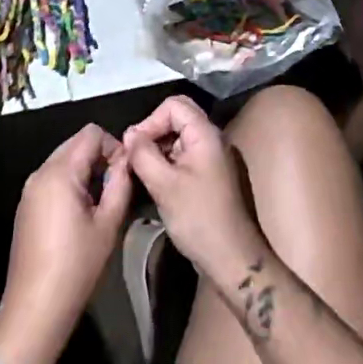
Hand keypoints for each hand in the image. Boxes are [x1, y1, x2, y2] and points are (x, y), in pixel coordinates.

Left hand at [0, 125, 132, 363]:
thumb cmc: (76, 265)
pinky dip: (71, 183)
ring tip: (100, 203)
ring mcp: (30, 188)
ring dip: (86, 171)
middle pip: (76, 143)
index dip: (113, 146)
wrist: (35, 308)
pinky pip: (53, 177)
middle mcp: (40, 172)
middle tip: (114, 189)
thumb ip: (121, 184)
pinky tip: (80, 214)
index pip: (91, 133)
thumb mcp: (108, 224)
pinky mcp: (26, 204)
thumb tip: (127, 160)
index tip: (123, 174)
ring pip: (64, 159)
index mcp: (60, 172)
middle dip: (99, 158)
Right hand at [124, 96, 263, 274]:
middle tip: (135, 155)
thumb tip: (129, 134)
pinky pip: (187, 156)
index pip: (173, 105)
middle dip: (153, 132)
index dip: (150, 120)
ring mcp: (215, 157)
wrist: (233, 258)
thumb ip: (143, 154)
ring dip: (160, 149)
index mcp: (206, 134)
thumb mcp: (164, 185)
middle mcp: (213, 139)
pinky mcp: (212, 175)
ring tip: (141, 171)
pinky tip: (156, 183)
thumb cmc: (198, 218)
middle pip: (178, 118)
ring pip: (181, 138)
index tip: (134, 145)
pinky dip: (169, 162)